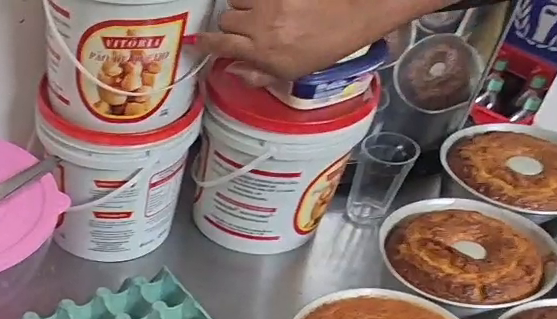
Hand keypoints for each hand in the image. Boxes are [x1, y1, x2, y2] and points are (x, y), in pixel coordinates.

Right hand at [194, 0, 423, 81]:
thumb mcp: (291, 73)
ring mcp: (271, 1)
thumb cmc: (327, 46)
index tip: (198, 42)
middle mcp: (261, 24)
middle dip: (230, 25)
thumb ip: (258, 73)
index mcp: (262, 50)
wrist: (358, 11)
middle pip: (227, 19)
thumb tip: (233, 69)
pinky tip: (267, 6)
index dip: (206, 44)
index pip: (220, 45)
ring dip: (242, 6)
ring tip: (256, 12)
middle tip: (243, 29)